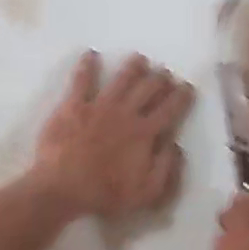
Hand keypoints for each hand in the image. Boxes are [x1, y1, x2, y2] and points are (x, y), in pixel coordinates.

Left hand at [30, 51, 193, 216]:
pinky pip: (81, 80)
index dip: (181, 96)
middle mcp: (126, 113)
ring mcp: (98, 106)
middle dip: (159, 79)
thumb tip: (175, 145)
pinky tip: (90, 54)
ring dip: (133, 67)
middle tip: (164, 73)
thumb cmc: (104, 195)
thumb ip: (165, 169)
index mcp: (145, 133)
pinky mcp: (72, 106)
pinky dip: (86, 66)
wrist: (62, 188)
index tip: (187, 88)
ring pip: (121, 79)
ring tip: (139, 59)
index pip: (170, 109)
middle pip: (148, 89)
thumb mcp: (145, 193)